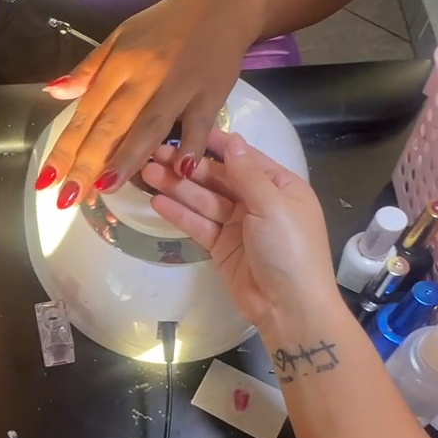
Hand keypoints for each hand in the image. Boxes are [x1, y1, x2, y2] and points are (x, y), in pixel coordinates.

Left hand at [38, 0, 261, 207]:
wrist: (223, 4)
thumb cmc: (165, 25)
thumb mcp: (121, 37)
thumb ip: (88, 69)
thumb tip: (53, 93)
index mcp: (119, 65)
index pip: (86, 114)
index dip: (66, 148)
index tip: (46, 180)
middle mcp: (144, 77)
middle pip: (112, 126)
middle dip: (87, 164)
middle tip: (67, 198)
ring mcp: (179, 87)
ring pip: (149, 127)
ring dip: (127, 158)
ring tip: (105, 188)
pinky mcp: (211, 95)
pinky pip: (199, 124)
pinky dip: (191, 145)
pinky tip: (181, 170)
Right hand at [142, 129, 336, 327]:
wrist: (289, 307)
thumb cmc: (290, 249)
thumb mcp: (273, 205)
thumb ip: (247, 173)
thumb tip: (232, 140)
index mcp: (279, 185)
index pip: (243, 157)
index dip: (215, 144)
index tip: (186, 130)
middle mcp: (258, 201)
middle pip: (218, 178)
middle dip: (188, 166)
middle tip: (154, 154)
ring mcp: (237, 225)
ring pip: (203, 200)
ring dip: (177, 187)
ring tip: (147, 173)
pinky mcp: (221, 246)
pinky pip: (197, 224)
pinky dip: (178, 213)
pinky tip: (157, 202)